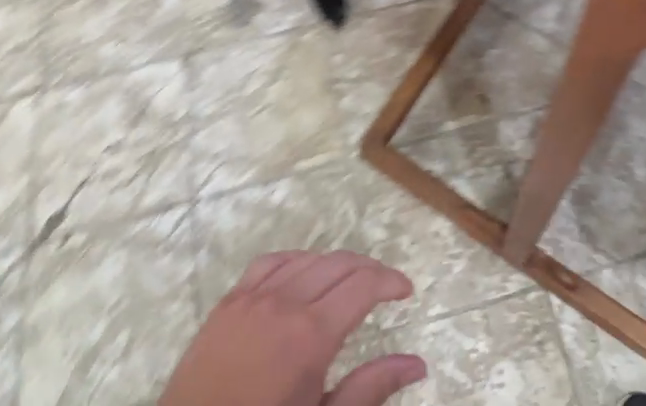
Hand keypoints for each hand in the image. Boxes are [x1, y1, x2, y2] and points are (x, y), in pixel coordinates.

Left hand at [158, 250, 426, 405]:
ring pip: (306, 258)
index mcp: (312, 334)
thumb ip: (371, 388)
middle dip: (368, 269)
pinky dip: (295, 260)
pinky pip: (268, 263)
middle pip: (338, 264)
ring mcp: (252, 298)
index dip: (390, 281)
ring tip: (349, 282)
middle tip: (384, 288)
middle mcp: (284, 303)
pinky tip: (302, 274)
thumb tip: (417, 363)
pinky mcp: (228, 303)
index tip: (406, 291)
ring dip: (334, 264)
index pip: (364, 285)